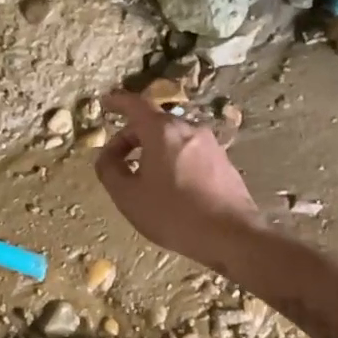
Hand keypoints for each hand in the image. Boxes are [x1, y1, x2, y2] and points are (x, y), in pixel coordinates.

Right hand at [95, 91, 264, 267]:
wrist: (232, 237)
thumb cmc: (173, 214)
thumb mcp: (127, 196)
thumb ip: (109, 170)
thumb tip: (106, 157)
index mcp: (162, 131)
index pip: (135, 105)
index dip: (117, 101)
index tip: (105, 102)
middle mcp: (189, 130)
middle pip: (153, 123)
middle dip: (130, 137)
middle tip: (116, 160)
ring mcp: (210, 145)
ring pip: (172, 139)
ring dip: (151, 150)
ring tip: (141, 177)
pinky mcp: (223, 163)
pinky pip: (188, 152)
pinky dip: (171, 160)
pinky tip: (167, 187)